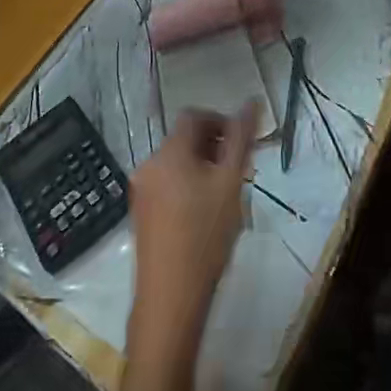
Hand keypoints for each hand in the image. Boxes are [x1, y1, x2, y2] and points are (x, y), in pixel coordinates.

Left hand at [126, 103, 259, 353]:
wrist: (171, 289)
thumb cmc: (206, 234)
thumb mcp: (231, 183)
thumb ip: (241, 139)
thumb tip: (251, 102)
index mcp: (167, 152)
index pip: (193, 116)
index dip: (221, 122)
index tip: (243, 145)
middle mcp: (147, 164)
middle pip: (183, 140)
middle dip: (213, 148)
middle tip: (239, 174)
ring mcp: (140, 188)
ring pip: (176, 164)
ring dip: (201, 168)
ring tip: (225, 198)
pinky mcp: (139, 211)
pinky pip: (166, 184)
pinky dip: (187, 186)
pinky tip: (204, 215)